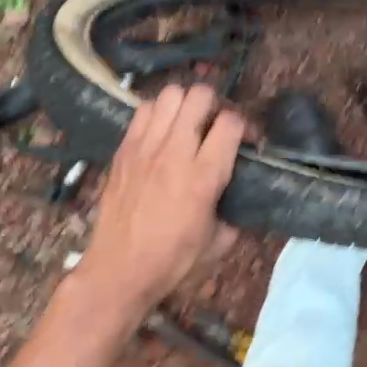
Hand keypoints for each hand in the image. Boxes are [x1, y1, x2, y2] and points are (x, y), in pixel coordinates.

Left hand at [83, 85, 243, 311]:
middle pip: (199, 96)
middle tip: (216, 127)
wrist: (119, 271)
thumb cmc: (173, 262)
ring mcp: (144, 148)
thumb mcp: (218, 243)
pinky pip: (142, 110)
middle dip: (216, 106)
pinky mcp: (123, 150)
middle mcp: (174, 152)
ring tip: (188, 125)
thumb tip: (238, 200)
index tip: (248, 142)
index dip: (246, 127)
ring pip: (170, 94)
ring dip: (185, 105)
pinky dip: (158, 114)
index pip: (231, 123)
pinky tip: (162, 134)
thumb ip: (233, 214)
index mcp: (204, 176)